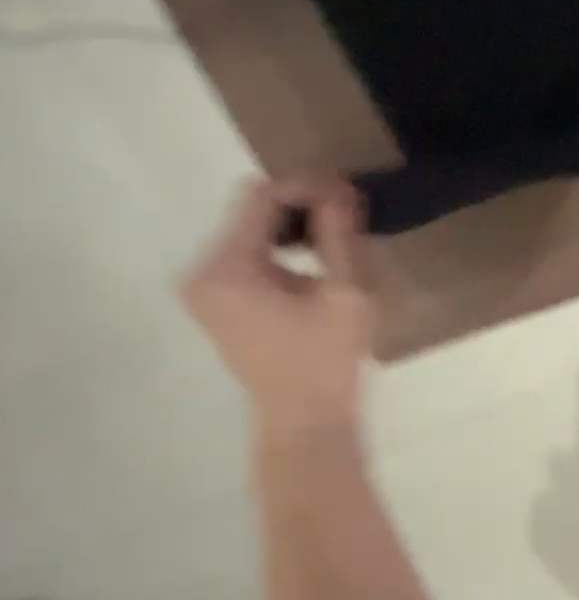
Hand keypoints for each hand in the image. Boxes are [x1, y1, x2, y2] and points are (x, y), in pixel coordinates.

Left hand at [182, 177, 374, 438]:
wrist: (303, 414)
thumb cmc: (327, 354)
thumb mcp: (345, 290)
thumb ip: (338, 235)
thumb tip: (339, 187)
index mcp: (226, 269)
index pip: (261, 197)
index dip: (309, 185)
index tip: (353, 192)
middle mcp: (203, 271)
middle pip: (252, 208)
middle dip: (304, 199)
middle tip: (354, 206)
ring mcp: (207, 286)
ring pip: (253, 226)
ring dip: (298, 219)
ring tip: (344, 224)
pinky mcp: (221, 297)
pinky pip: (252, 248)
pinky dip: (287, 240)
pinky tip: (322, 250)